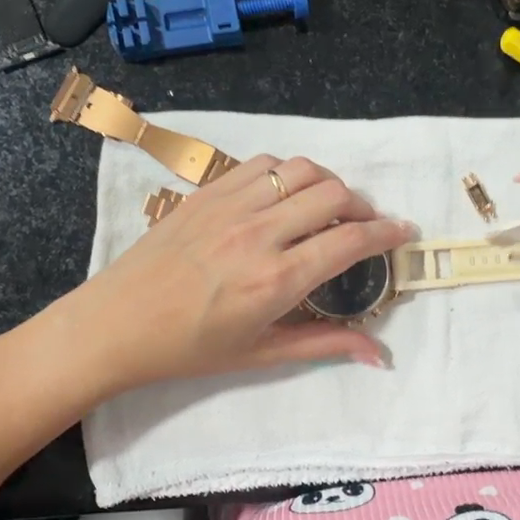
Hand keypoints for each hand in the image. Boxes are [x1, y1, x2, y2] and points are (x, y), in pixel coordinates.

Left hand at [74, 155, 413, 388]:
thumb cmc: (188, 349)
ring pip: (300, 170)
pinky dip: (287, 173)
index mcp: (275, 281)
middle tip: (364, 226)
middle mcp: (258, 234)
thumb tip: (379, 355)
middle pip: (333, 194)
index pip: (349, 241)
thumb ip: (324, 345)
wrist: (116, 324)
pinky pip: (262, 164)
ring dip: (327, 183)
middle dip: (362, 207)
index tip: (403, 232)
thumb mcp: (260, 354)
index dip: (387, 233)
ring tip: (329, 206)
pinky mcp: (207, 192)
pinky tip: (284, 194)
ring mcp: (230, 206)